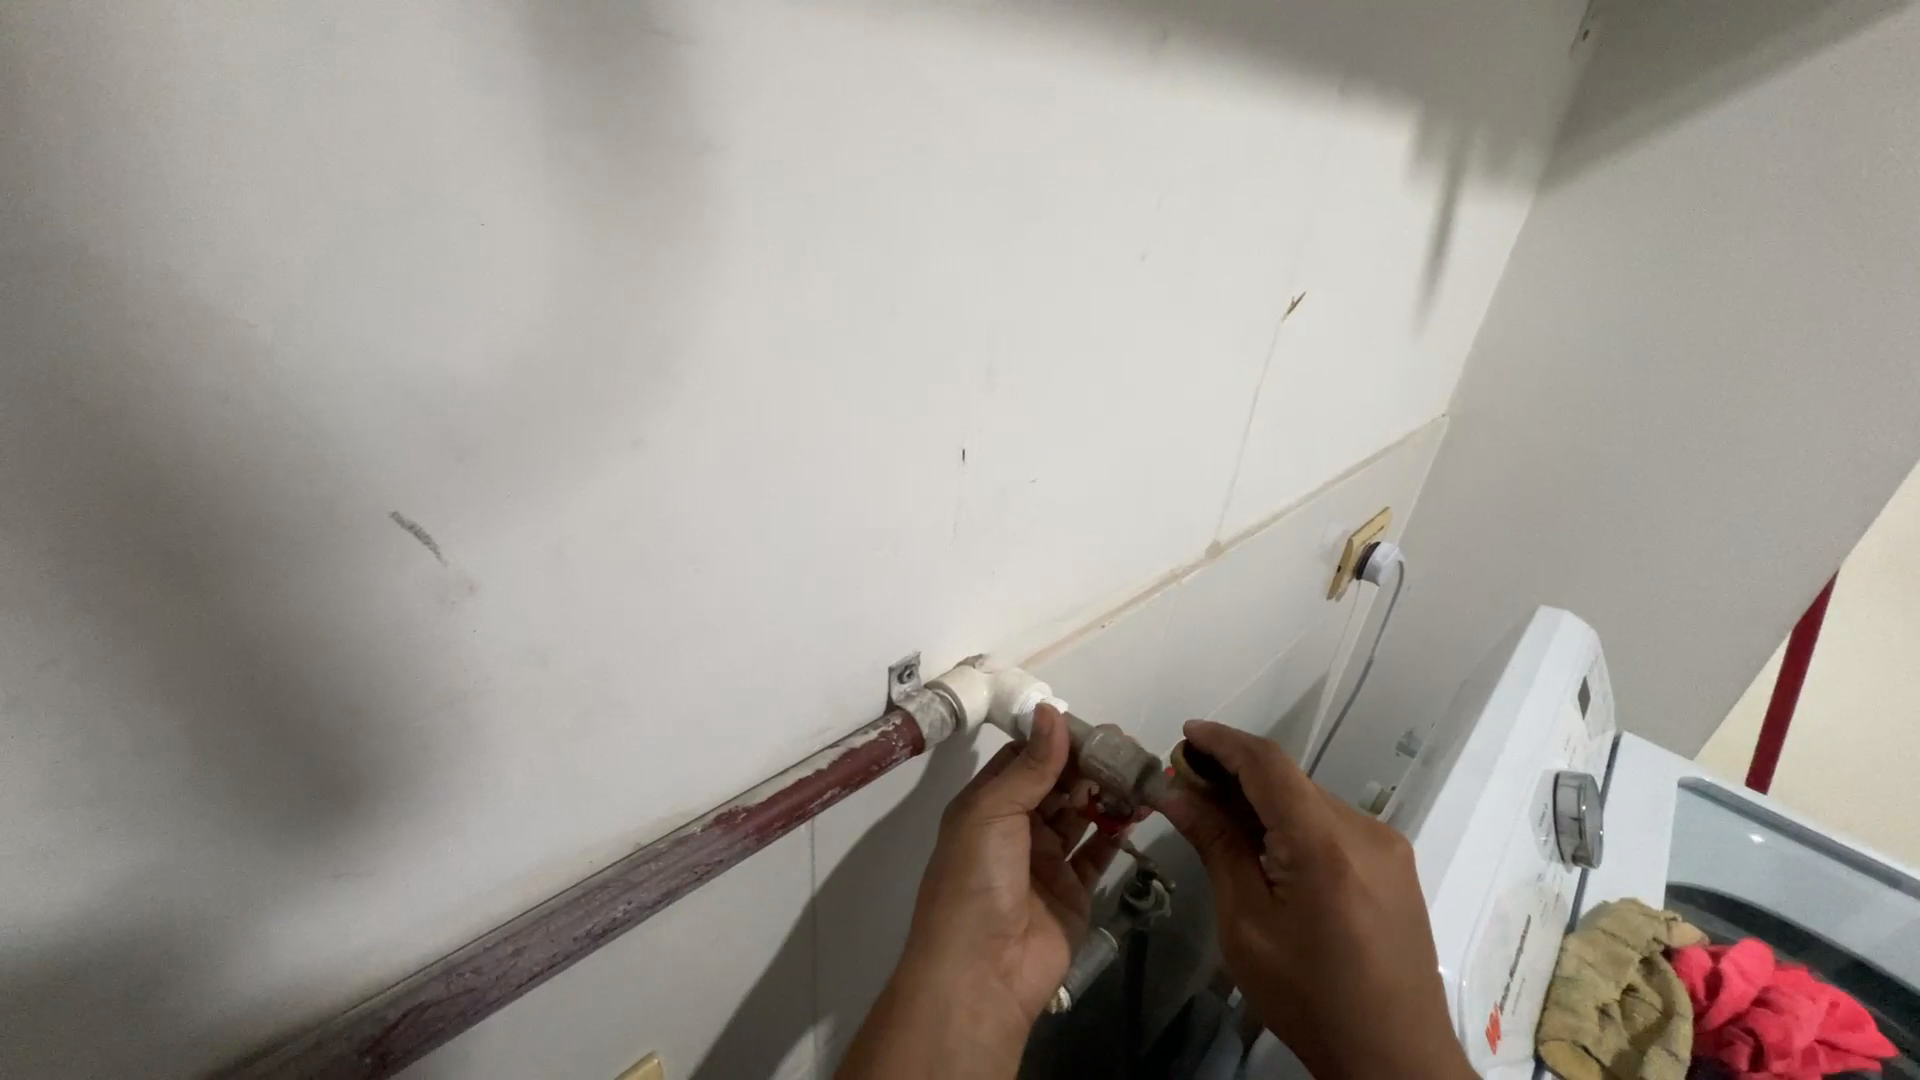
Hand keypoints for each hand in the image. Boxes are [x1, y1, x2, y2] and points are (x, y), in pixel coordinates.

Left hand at [837, 706, 1121, 1078]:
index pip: (1025, 759)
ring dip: (1105, 794)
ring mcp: (1045, 861)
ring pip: (1080, 815)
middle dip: (1088, 766)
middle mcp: (1016, 828)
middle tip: (1126, 747)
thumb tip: (1050, 710)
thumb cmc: (977, 880)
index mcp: (988, 805)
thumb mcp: (994, 812)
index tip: (1094, 725)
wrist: (981, 974)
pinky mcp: (1073, 892)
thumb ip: (1030, 765)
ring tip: (1138, 772)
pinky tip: (1136, 811)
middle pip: (1057, 785)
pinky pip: (1097, 854)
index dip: (1056, 742)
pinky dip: (1115, 833)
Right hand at [1159, 720, 1473, 1079]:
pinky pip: (1330, 822)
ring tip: (1217, 817)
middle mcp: (1364, 830)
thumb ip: (1216, 846)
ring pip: (1308, 799)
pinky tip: (1264, 845)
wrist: (1397, 1061)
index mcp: (1325, 845)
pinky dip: (1289, 819)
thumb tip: (1175, 793)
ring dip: (1260, 798)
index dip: (1223, 742)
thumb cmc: (1309, 998)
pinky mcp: (1393, 865)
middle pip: (1287, 779)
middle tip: (1185, 786)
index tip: (1184, 735)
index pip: (1268, 764)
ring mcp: (1385, 847)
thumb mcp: (1245, 924)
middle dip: (1234, 773)